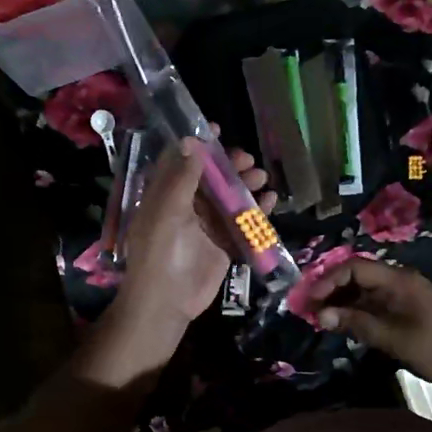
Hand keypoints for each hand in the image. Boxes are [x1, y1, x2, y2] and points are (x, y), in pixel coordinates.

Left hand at [118, 136, 276, 332]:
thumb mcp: (167, 211)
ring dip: (245, 185)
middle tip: (247, 159)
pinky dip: (257, 211)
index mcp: (165, 196)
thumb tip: (191, 142)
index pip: (180, 163)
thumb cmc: (160, 253)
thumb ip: (182, 178)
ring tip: (262, 177)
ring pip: (228, 198)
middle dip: (228, 165)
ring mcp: (205, 226)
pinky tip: (271, 200)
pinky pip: (242, 222)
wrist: (167, 301)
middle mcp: (185, 207)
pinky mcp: (223, 244)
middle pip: (209, 178)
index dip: (197, 145)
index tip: (216, 130)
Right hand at [310, 259, 431, 392]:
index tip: (311, 301)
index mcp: (400, 280)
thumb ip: (356, 324)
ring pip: (362, 293)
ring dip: (340, 303)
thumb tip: (319, 315)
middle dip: (330, 291)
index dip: (329, 281)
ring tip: (319, 320)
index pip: (354, 267)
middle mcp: (400, 283)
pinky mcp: (405, 314)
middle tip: (307, 310)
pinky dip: (354, 314)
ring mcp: (403, 299)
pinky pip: (372, 306)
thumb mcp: (394, 338)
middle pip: (356, 277)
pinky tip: (341, 326)